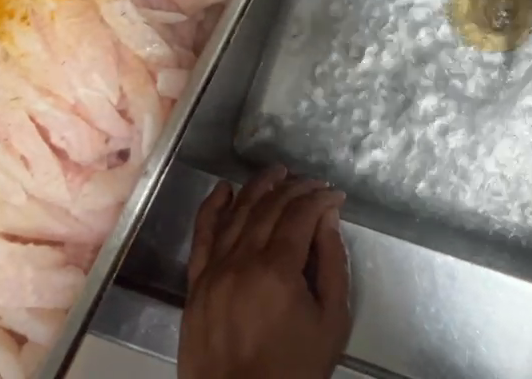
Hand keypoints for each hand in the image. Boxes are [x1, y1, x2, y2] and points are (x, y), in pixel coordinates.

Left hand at [179, 165, 351, 378]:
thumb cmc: (294, 370)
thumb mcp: (331, 321)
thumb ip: (332, 264)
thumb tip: (327, 219)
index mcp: (278, 270)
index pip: (300, 214)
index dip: (320, 198)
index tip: (336, 196)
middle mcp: (242, 261)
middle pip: (270, 207)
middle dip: (296, 188)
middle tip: (314, 184)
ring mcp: (214, 271)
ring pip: (237, 213)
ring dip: (259, 187)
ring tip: (278, 172)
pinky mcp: (196, 285)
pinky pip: (202, 237)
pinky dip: (212, 208)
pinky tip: (223, 189)